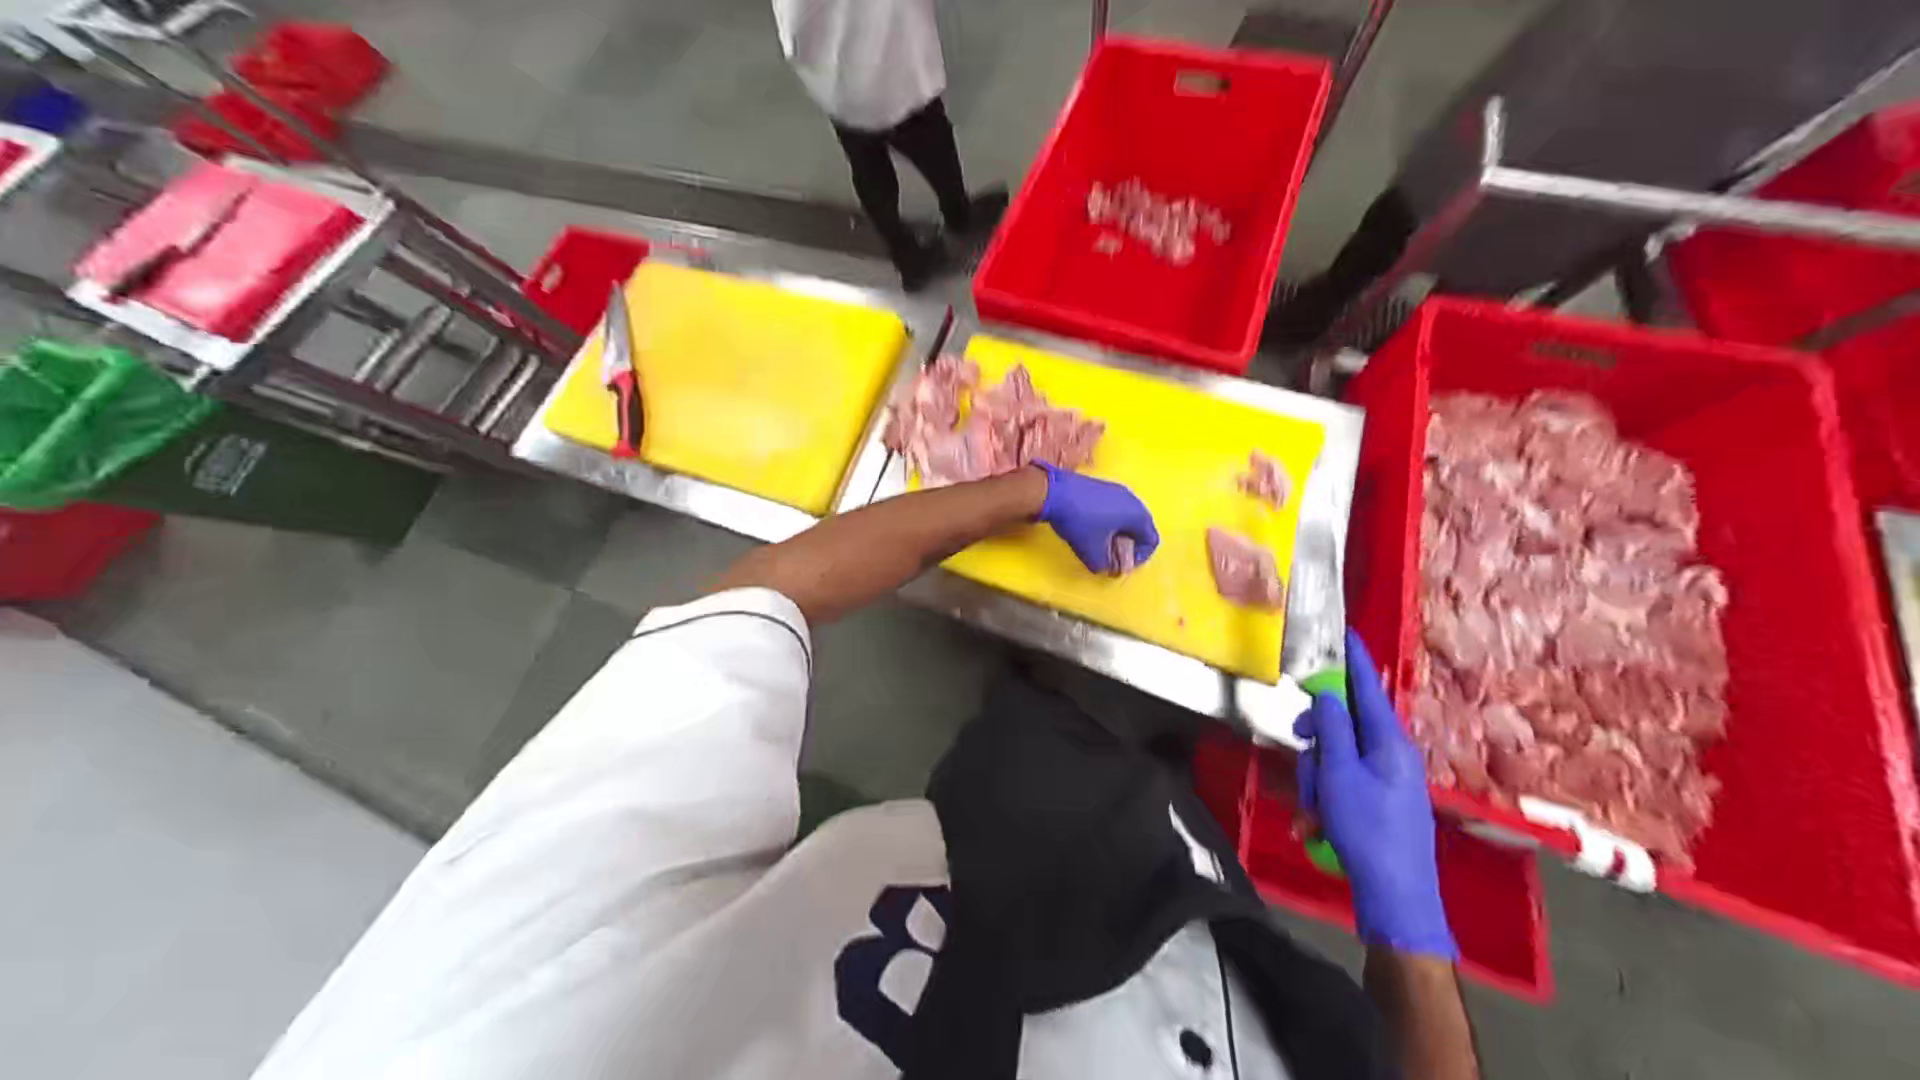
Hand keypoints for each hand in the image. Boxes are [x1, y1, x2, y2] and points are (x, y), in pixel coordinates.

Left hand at [1033, 463, 1158, 574]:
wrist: (1055, 492)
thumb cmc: (1081, 523)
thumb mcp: (1093, 552)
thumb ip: (1105, 565)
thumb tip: (1107, 568)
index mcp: (1138, 515)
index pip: (1151, 540)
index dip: (1140, 558)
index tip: (1122, 566)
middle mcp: (1132, 499)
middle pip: (1139, 528)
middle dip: (1128, 546)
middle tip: (1113, 557)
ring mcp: (1116, 490)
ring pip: (1125, 517)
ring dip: (1117, 533)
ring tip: (1100, 544)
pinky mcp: (1101, 486)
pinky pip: (1113, 508)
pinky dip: (1108, 521)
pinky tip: (1091, 528)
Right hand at [1294, 630, 1455, 958]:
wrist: (1397, 891)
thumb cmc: (1365, 825)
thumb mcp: (1339, 771)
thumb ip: (1332, 726)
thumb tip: (1328, 691)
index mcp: (1388, 739)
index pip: (1368, 685)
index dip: (1353, 657)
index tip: (1344, 631)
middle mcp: (1392, 752)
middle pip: (1345, 721)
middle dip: (1318, 733)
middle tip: (1301, 742)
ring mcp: (1389, 776)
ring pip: (1338, 752)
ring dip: (1318, 772)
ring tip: (1315, 806)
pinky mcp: (1381, 797)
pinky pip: (1344, 778)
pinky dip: (1327, 792)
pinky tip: (1319, 821)